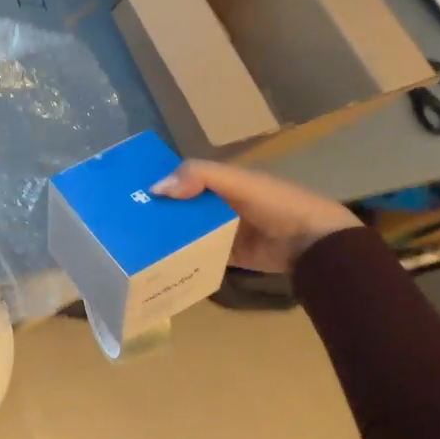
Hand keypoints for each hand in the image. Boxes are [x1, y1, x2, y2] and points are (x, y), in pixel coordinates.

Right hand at [150, 160, 360, 272]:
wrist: (313, 244)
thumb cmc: (274, 203)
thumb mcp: (236, 180)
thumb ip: (198, 176)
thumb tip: (155, 188)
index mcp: (222, 181)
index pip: (182, 177)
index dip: (160, 180)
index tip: (129, 190)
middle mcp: (220, 204)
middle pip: (182, 206)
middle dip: (159, 212)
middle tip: (125, 223)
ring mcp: (224, 231)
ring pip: (188, 231)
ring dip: (168, 236)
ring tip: (135, 244)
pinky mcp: (229, 257)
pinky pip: (200, 255)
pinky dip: (184, 257)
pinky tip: (160, 262)